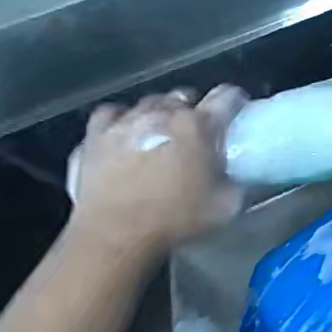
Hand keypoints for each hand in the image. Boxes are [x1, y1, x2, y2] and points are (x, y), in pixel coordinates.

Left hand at [68, 86, 247, 257]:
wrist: (114, 236)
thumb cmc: (174, 220)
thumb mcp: (225, 207)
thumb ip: (236, 183)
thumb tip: (237, 177)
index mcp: (199, 126)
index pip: (226, 96)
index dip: (234, 101)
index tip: (236, 109)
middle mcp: (162, 114)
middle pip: (183, 96)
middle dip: (193, 109)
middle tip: (196, 132)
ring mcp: (125, 121)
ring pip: (149, 102)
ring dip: (159, 114)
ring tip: (160, 133)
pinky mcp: (94, 136)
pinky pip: (111, 114)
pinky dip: (120, 120)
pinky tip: (124, 134)